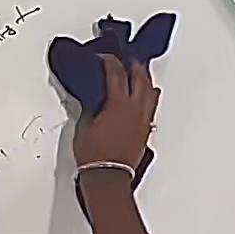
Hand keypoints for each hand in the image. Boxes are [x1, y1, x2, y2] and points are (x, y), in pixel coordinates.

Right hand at [72, 55, 159, 171]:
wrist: (107, 176)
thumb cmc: (94, 155)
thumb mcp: (83, 127)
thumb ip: (90, 110)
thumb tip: (92, 102)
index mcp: (118, 105)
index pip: (116, 75)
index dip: (112, 63)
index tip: (108, 57)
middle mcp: (134, 110)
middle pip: (139, 79)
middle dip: (134, 66)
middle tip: (129, 58)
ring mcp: (143, 120)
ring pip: (150, 92)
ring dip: (145, 80)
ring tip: (140, 74)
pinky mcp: (145, 131)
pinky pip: (151, 107)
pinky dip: (147, 97)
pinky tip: (145, 97)